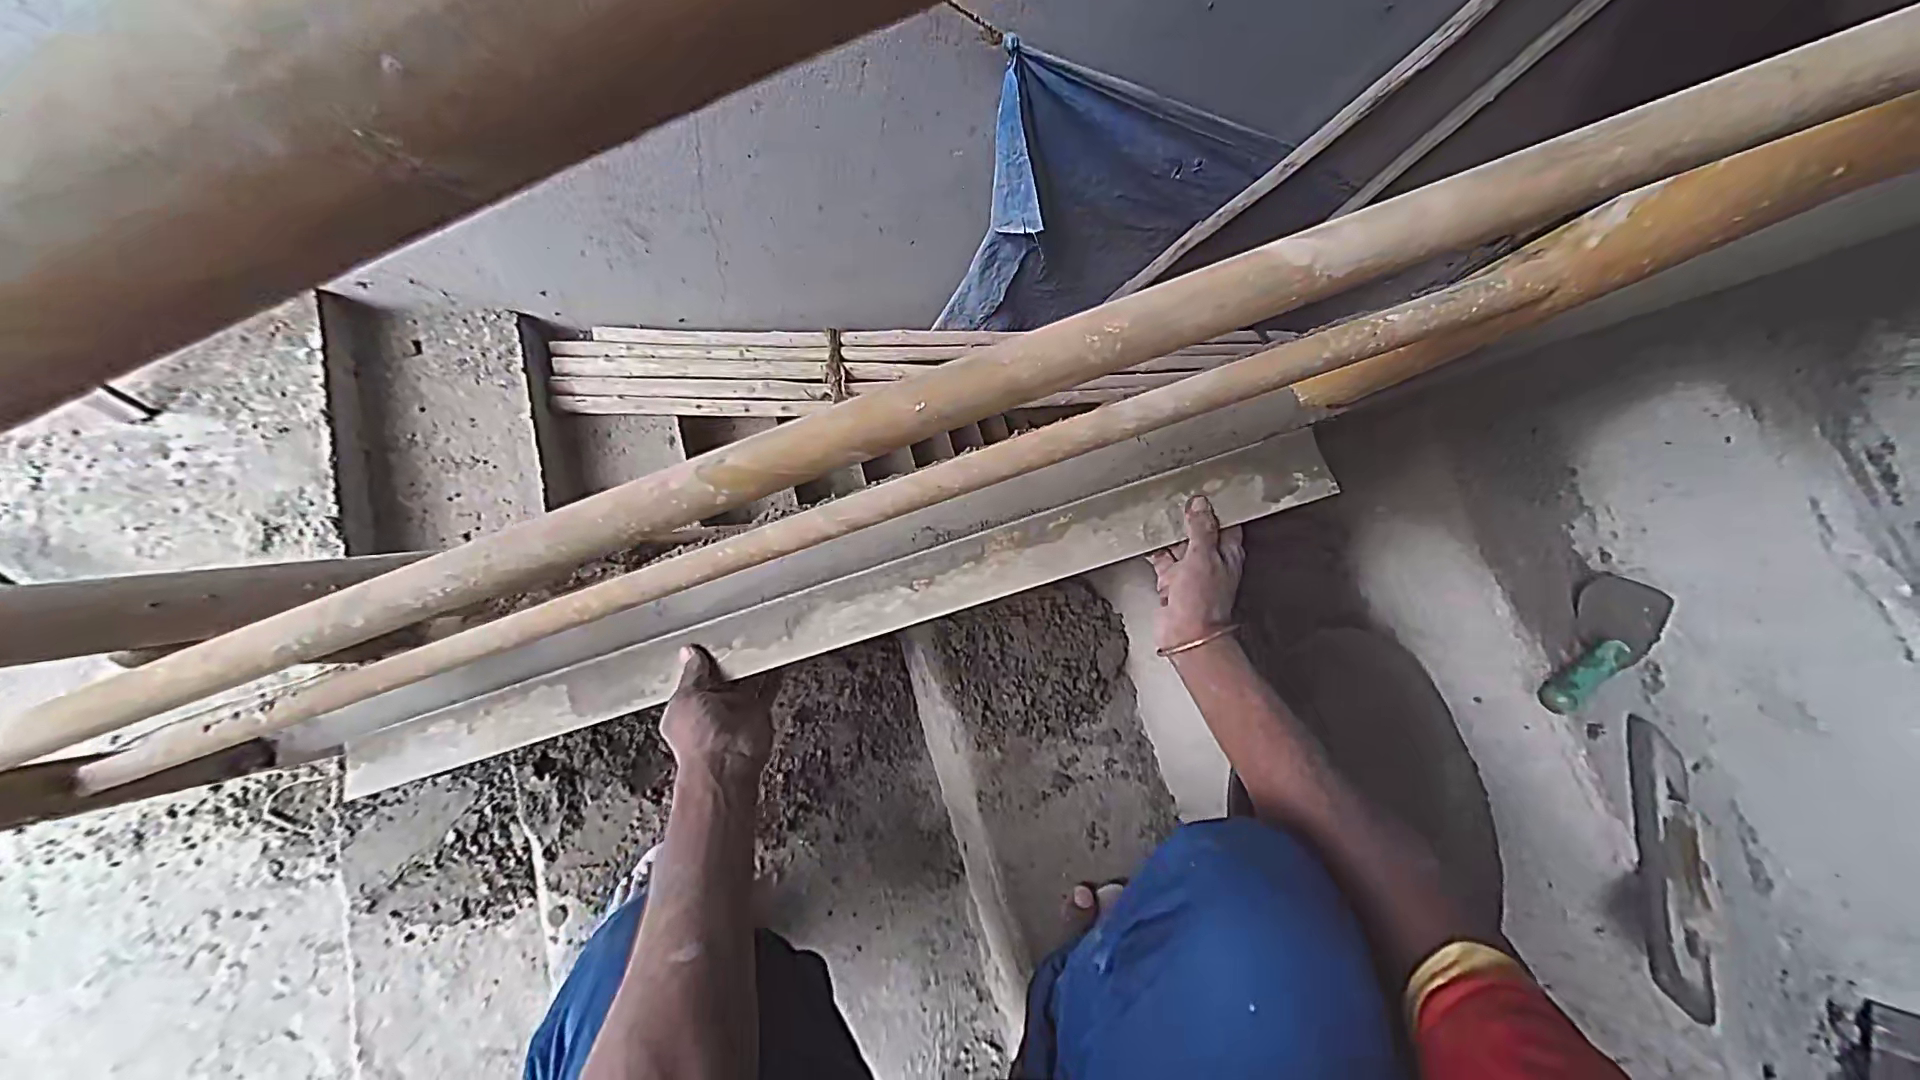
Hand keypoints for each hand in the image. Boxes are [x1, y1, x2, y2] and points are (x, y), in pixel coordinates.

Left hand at [661, 645, 780, 782]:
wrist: (727, 762)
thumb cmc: (698, 738)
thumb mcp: (685, 697)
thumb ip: (692, 674)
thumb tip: (689, 654)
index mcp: (687, 704)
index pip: (694, 676)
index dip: (700, 659)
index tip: (708, 640)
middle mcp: (711, 707)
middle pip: (721, 676)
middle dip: (727, 659)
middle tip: (733, 636)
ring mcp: (736, 709)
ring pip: (745, 680)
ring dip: (750, 664)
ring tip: (754, 639)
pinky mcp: (757, 711)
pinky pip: (766, 689)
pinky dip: (772, 675)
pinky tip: (773, 659)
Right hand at [1146, 496, 1244, 652]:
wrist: (1186, 634)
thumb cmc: (1203, 601)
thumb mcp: (1203, 556)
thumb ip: (1201, 529)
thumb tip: (1200, 504)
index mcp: (1227, 553)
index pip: (1224, 523)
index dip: (1215, 507)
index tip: (1203, 491)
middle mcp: (1210, 561)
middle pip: (1199, 531)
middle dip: (1187, 517)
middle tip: (1174, 497)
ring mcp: (1190, 571)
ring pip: (1178, 544)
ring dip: (1168, 532)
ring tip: (1156, 513)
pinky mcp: (1171, 581)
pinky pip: (1161, 559)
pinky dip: (1153, 549)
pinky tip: (1145, 538)